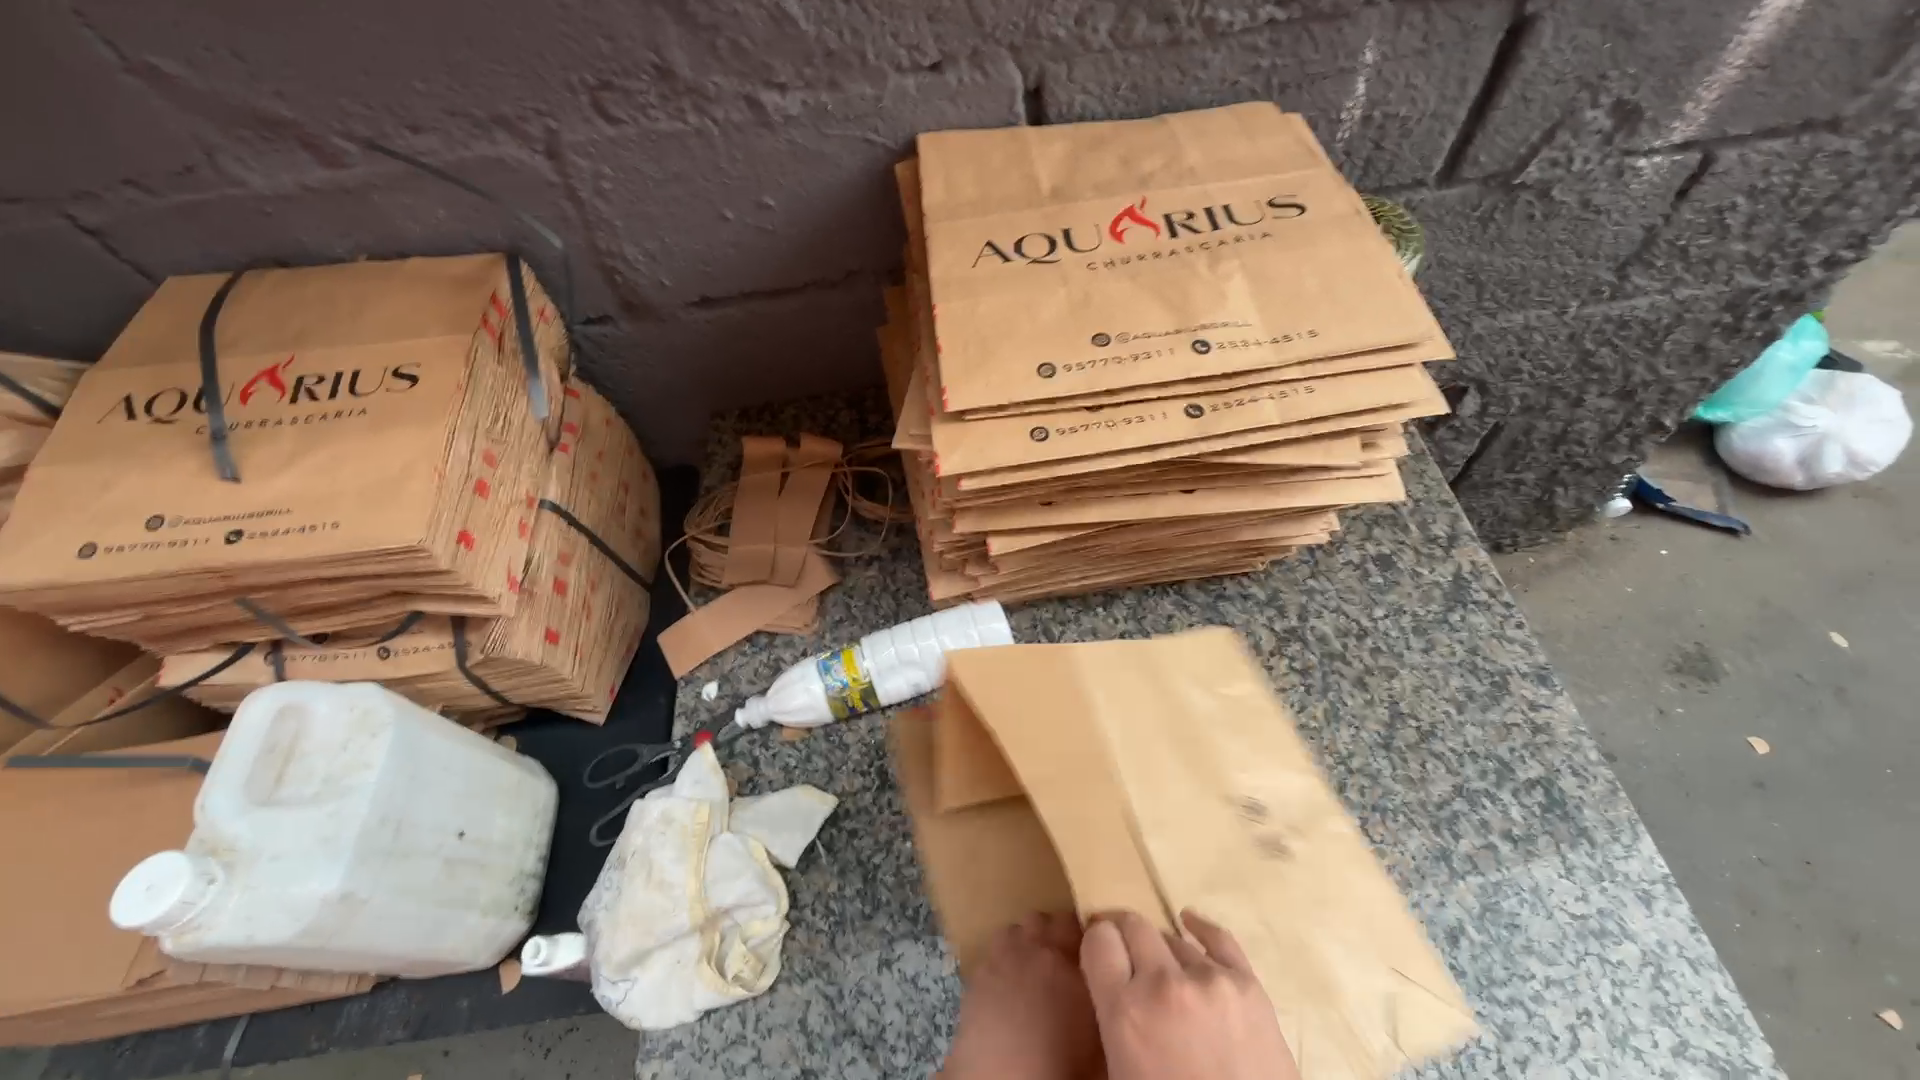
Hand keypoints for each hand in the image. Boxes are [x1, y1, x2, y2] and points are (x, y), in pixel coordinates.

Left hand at [940, 912, 1102, 1079]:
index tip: (1087, 946)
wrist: (1002, 1077)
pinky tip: (1004, 986)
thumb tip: (1105, 984)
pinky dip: (1000, 963)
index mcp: (1069, 959)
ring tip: (1030, 969)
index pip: (1077, 923)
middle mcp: (1035, 948)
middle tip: (1058, 958)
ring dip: (1022, 942)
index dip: (1082, 932)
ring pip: (1014, 930)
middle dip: (1050, 932)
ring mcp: (1002, 957)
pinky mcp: (977, 974)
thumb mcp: (1098, 1032)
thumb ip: (1101, 995)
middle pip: (1042, 919)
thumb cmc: (1060, 1063)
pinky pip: (991, 953)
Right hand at [1080, 909, 1298, 1079]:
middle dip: (1124, 937)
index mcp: (1125, 1012)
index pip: (1098, 940)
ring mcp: (1210, 980)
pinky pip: (1220, 939)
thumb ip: (1112, 1022)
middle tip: (1125, 956)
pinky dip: (1200, 929)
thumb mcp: (1121, 1073)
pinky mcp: (1250, 986)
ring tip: (1167, 977)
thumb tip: (1108, 987)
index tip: (1098, 952)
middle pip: (1133, 926)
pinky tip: (1190, 924)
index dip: (1096, 943)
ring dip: (1164, 953)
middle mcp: (1164, 983)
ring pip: (1173, 938)